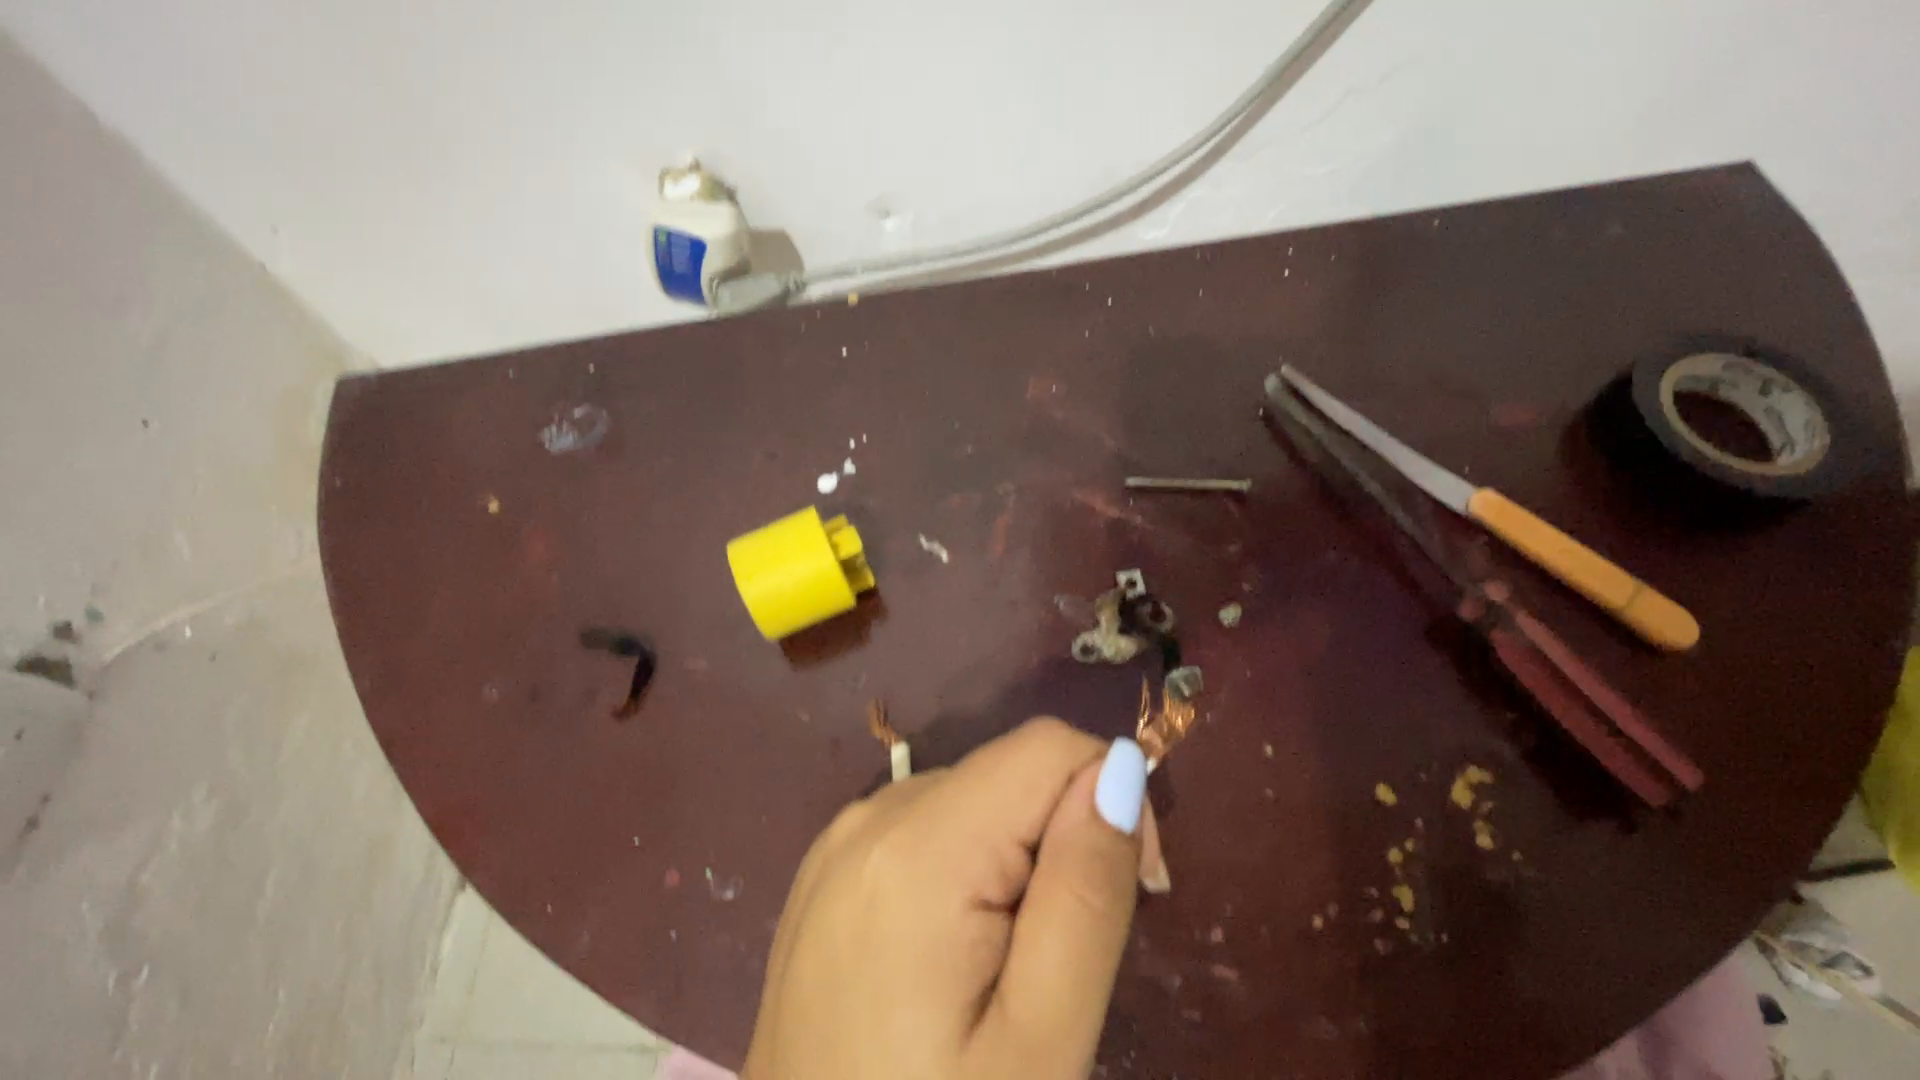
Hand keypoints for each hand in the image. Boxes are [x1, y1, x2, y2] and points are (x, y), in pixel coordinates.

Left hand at [743, 719, 1165, 1079]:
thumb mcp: (1040, 1038)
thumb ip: (1085, 890)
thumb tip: (1119, 767)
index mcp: (917, 847)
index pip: (1048, 746)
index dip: (1112, 797)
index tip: (1135, 892)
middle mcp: (869, 817)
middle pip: (1009, 774)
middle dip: (1061, 838)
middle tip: (1057, 962)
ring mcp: (837, 842)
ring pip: (973, 800)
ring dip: (1016, 859)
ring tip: (1002, 971)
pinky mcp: (826, 873)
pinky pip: (926, 830)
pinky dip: (967, 869)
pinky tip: (951, 960)